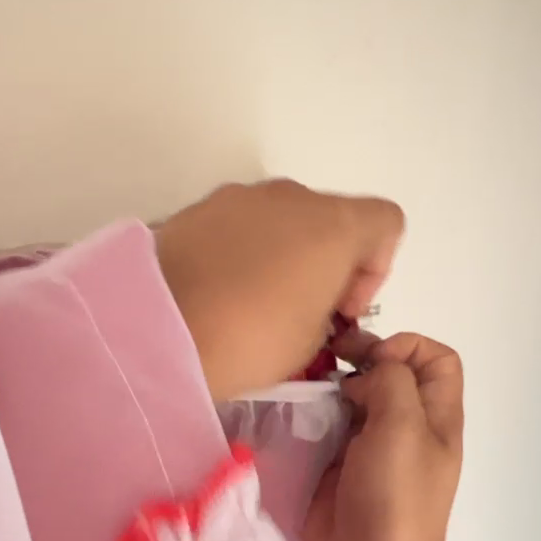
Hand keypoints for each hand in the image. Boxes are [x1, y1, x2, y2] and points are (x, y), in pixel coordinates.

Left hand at [155, 179, 401, 399]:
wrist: (153, 327)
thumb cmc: (247, 339)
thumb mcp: (309, 344)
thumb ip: (327, 311)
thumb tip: (309, 300)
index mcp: (333, 224)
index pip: (387, 222)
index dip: (376, 268)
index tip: (343, 309)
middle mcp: (291, 196)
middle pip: (331, 219)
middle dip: (326, 262)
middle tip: (302, 311)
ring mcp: (240, 196)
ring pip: (283, 220)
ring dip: (284, 254)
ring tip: (254, 303)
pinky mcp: (197, 207)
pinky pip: (240, 225)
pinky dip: (242, 251)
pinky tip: (220, 291)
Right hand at [304, 330, 463, 540]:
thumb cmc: (395, 500)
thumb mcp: (403, 428)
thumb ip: (391, 381)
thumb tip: (368, 374)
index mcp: (437, 417)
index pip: (435, 359)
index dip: (406, 346)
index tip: (370, 361)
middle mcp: (407, 429)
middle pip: (392, 374)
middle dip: (361, 358)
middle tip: (325, 360)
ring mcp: (371, 450)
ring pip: (355, 399)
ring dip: (331, 386)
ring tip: (302, 384)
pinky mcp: (338, 470)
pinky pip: (328, 428)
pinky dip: (311, 414)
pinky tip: (292, 413)